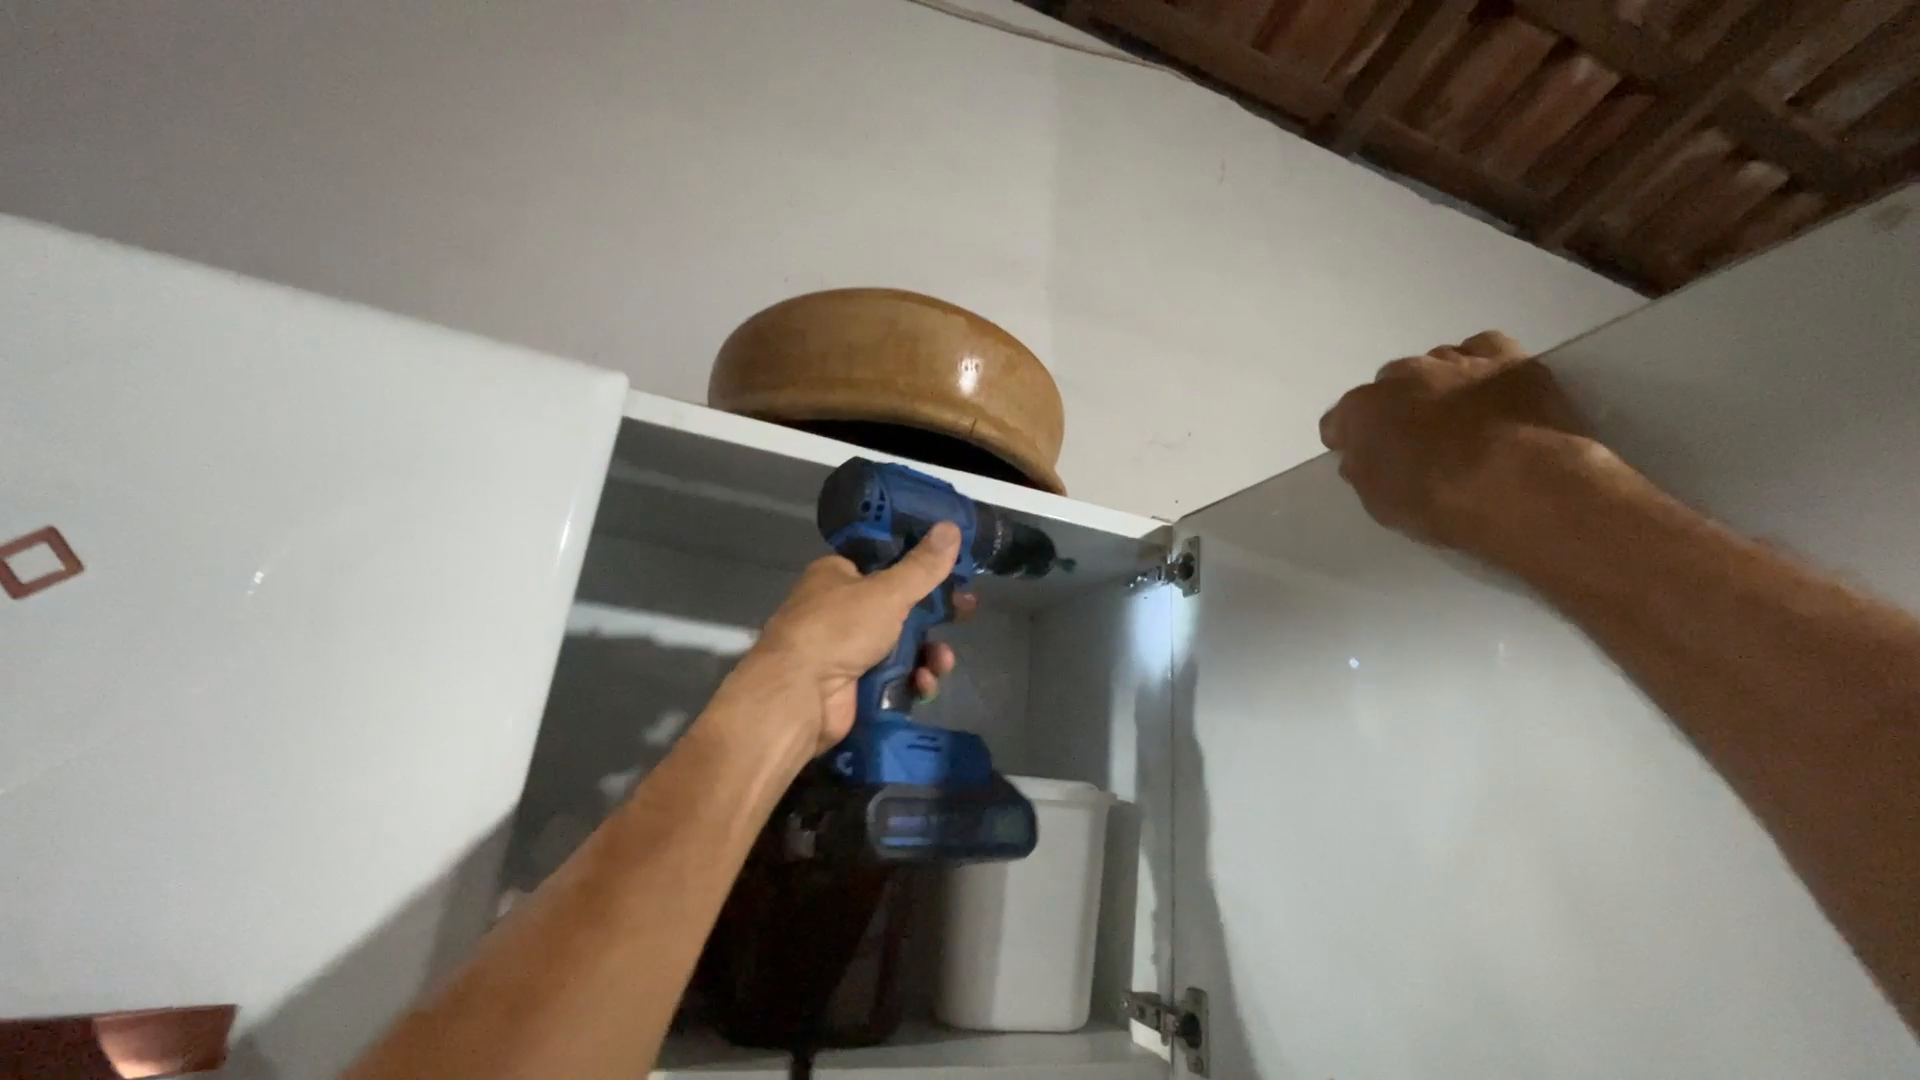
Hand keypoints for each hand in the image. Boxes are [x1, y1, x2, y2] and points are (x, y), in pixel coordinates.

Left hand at [741, 522, 975, 757]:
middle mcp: (840, 609)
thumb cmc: (838, 629)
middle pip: (900, 607)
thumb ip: (922, 566)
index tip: (954, 573)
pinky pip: (894, 677)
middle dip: (933, 617)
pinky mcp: (855, 685)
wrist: (799, 697)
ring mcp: (847, 650)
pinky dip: (912, 680)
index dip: (921, 569)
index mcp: (838, 575)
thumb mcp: (887, 592)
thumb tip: (951, 527)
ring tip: (941, 663)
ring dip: (927, 654)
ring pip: (901, 645)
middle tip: (966, 614)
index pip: (885, 564)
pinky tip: (923, 685)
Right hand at [1319, 330, 1599, 552]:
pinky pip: (1481, 348)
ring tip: (1461, 419)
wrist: (1523, 485)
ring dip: (1437, 387)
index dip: (1351, 441)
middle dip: (1396, 409)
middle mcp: (1400, 376)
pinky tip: (1488, 389)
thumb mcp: (1381, 503)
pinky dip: (1478, 365)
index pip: (1338, 421)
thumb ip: (1365, 469)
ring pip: (1433, 365)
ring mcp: (1452, 361)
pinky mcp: (1505, 357)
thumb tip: (1365, 454)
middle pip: (1387, 387)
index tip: (1367, 461)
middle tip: (1417, 443)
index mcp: (1360, 411)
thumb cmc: (1440, 503)